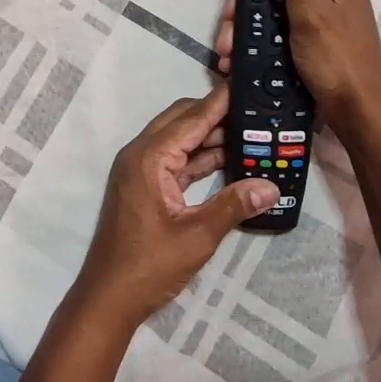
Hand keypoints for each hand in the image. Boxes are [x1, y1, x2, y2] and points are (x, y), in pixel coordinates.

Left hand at [73, 87, 278, 326]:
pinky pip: (175, 160)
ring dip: (210, 137)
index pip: (191, 118)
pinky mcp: (144, 185)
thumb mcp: (197, 236)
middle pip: (183, 121)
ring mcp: (140, 170)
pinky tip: (230, 160)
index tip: (248, 84)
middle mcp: (141, 154)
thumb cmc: (149, 266)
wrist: (109, 297)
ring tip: (252, 134)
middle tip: (256, 111)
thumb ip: (234, 206)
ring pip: (179, 140)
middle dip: (218, 115)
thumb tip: (272, 186)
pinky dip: (200, 158)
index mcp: (149, 157)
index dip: (221, 102)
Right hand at [214, 0, 380, 130]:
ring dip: (246, 34)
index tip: (229, 13)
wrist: (359, 115)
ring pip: (271, 14)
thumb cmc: (337, 61)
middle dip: (243, 16)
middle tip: (225, 43)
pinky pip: (279, 34)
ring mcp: (322, 18)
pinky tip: (241, 61)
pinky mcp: (315, 42)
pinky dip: (260, 46)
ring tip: (228, 57)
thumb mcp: (309, 11)